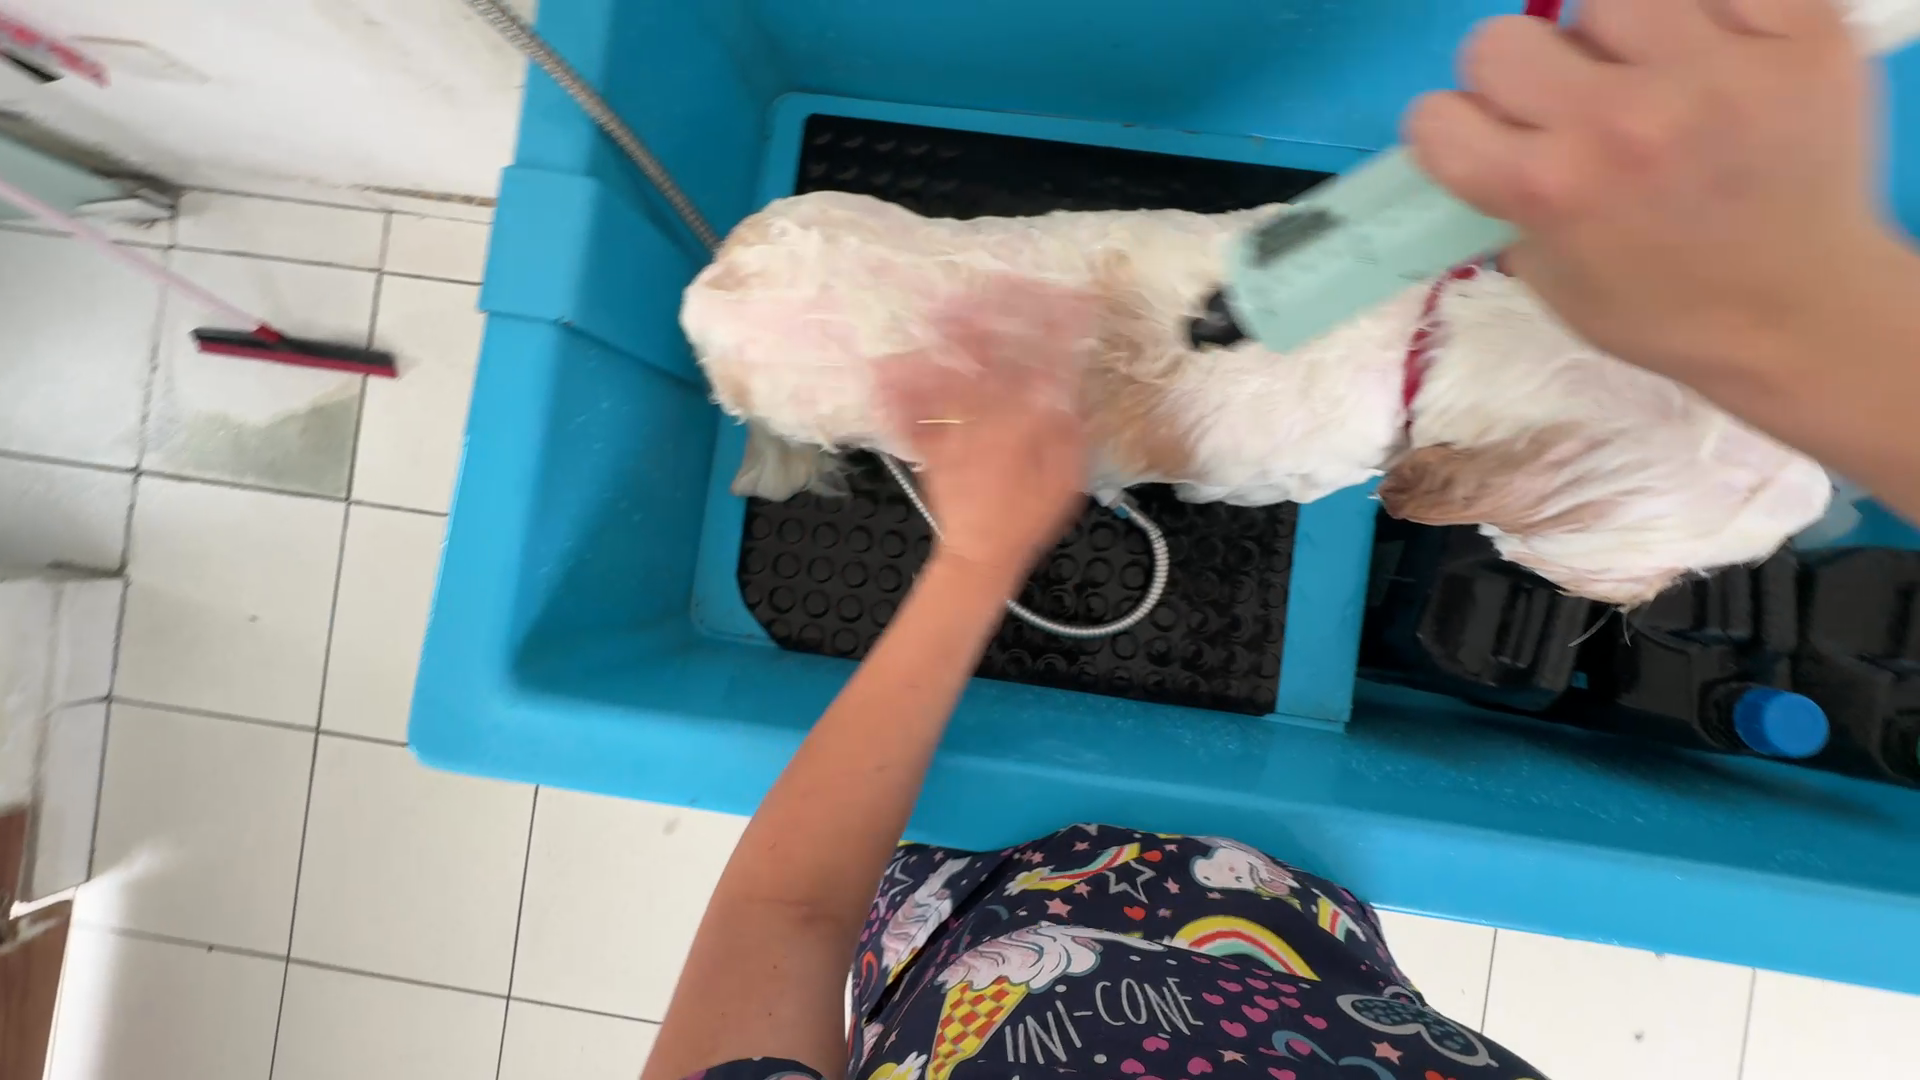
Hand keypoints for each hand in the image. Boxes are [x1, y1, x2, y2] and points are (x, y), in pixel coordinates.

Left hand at [878, 277, 1092, 593]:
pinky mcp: (928, 447)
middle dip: (992, 316)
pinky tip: (883, 370)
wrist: (983, 553)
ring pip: (946, 378)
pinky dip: (895, 394)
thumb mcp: (1066, 473)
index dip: (1056, 325)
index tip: (1069, 299)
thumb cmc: (1028, 517)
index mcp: (1023, 421)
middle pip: (989, 358)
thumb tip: (1066, 386)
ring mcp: (951, 431)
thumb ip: (1066, 427)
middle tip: (990, 283)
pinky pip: (908, 418)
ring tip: (937, 309)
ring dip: (943, 343)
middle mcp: (984, 417)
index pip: (1043, 362)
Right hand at [1407, 0, 1899, 384]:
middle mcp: (1614, 118)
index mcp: (1543, 187)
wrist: (1788, 310)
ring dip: (1601, 38)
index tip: (1473, 141)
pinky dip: (1695, 17)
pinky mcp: (1803, 33)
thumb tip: (1489, 138)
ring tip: (1637, 77)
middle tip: (1548, 106)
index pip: (1435, 118)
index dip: (1444, 129)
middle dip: (1505, 76)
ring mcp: (1715, 68)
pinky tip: (1706, 59)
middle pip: (1499, 41)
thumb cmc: (1644, 308)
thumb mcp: (1539, 271)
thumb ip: (1504, 197)